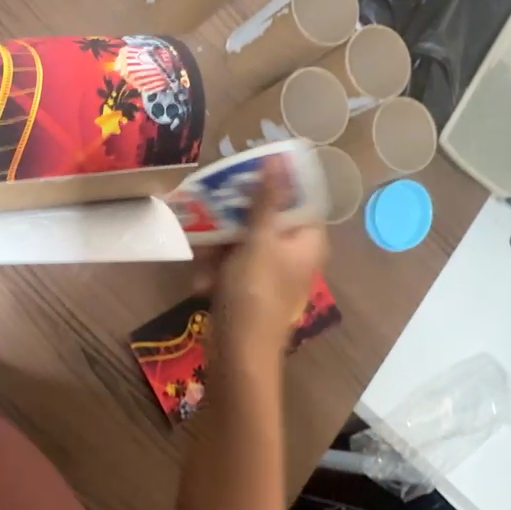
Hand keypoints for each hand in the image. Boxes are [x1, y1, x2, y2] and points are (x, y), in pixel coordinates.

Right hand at [197, 158, 329, 366]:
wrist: (240, 351)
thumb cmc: (254, 292)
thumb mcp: (258, 240)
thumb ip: (266, 199)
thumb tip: (279, 158)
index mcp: (308, 239)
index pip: (296, 197)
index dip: (271, 184)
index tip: (242, 177)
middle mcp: (294, 253)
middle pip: (263, 219)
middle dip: (231, 223)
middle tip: (210, 219)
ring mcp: (272, 273)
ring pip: (242, 244)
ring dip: (217, 250)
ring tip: (204, 264)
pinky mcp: (251, 290)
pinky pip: (233, 268)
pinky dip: (216, 272)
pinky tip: (202, 284)